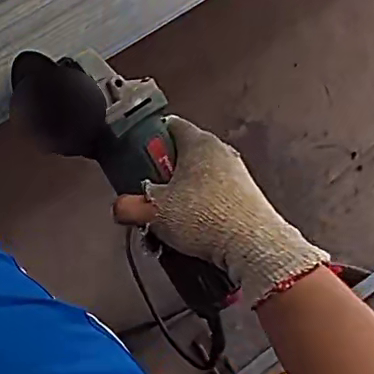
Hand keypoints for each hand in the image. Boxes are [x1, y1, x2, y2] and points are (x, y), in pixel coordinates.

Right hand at [111, 116, 327, 303]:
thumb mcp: (153, 211)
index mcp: (199, 143)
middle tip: (148, 196)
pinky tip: (189, 232)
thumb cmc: (209, 219)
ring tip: (167, 221)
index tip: (136, 156)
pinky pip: (212, 200)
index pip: (168, 125)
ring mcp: (236, 176)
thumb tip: (121, 206)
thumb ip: (129, 206)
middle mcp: (221, 153)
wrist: (252, 247)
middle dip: (161, 177)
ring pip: (196, 181)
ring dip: (179, 198)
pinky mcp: (244, 200)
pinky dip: (198, 212)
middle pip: (181, 157)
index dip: (148, 139)